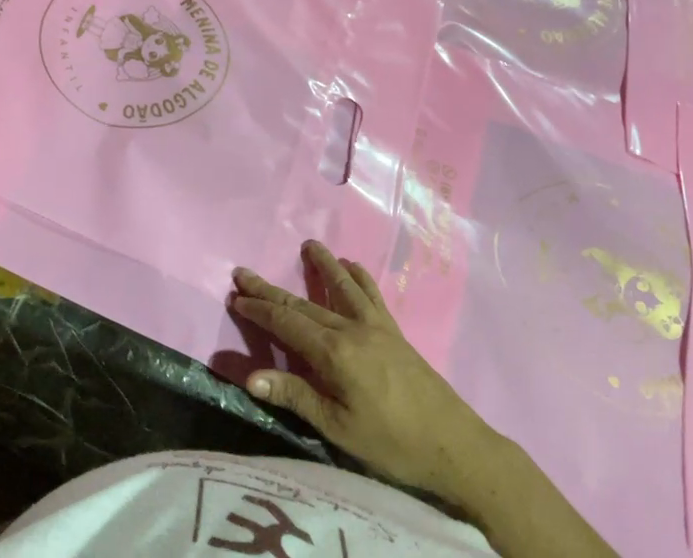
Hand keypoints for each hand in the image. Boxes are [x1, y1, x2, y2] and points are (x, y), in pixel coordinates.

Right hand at [231, 241, 503, 502]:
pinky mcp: (396, 335)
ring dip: (323, 266)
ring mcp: (377, 330)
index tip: (235, 297)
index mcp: (334, 354)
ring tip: (309, 245)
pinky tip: (354, 267)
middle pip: (304, 304)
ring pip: (342, 290)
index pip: (286, 323)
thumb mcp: (338, 428)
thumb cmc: (393, 444)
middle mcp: (353, 331)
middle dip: (271, 290)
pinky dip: (360, 279)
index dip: (258, 310)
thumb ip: (295, 397)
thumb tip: (250, 376)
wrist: (457, 447)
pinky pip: (373, 297)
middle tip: (244, 271)